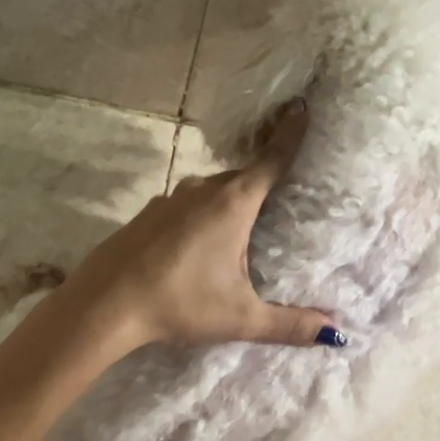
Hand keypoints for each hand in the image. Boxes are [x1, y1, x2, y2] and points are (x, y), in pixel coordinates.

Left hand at [59, 99, 340, 350]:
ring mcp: (169, 200)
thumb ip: (289, 324)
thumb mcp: (240, 317)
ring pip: (210, 193)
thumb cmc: (179, 302)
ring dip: (228, 203)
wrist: (105, 303)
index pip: (271, 160)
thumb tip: (334, 334)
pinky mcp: (146, 215)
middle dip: (262, 183)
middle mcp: (202, 191)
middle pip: (242, 178)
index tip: (302, 106)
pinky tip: (198, 246)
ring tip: (243, 229)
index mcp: (232, 203)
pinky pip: (185, 206)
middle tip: (284, 197)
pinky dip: (200, 216)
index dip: (290, 134)